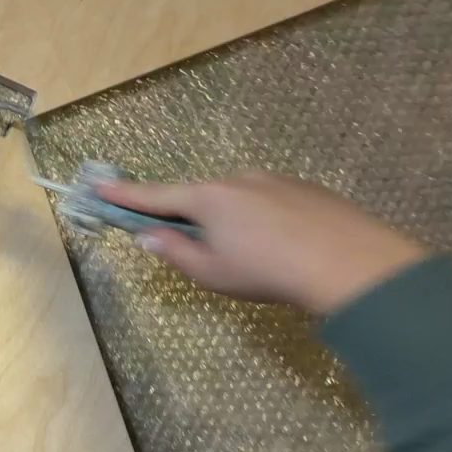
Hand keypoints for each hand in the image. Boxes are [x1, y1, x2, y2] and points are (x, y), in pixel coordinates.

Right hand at [100, 171, 428, 314]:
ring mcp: (274, 181)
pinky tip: (271, 248)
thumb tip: (149, 236)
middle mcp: (237, 180)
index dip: (124, 194)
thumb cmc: (266, 272)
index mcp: (207, 198)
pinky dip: (255, 221)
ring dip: (222, 221)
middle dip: (182, 217)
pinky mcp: (304, 190)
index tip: (99, 185)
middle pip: (195, 197)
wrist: (352, 264)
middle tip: (180, 244)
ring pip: (232, 200)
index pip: (154, 196)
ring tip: (239, 256)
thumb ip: (173, 251)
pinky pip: (263, 202)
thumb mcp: (208, 272)